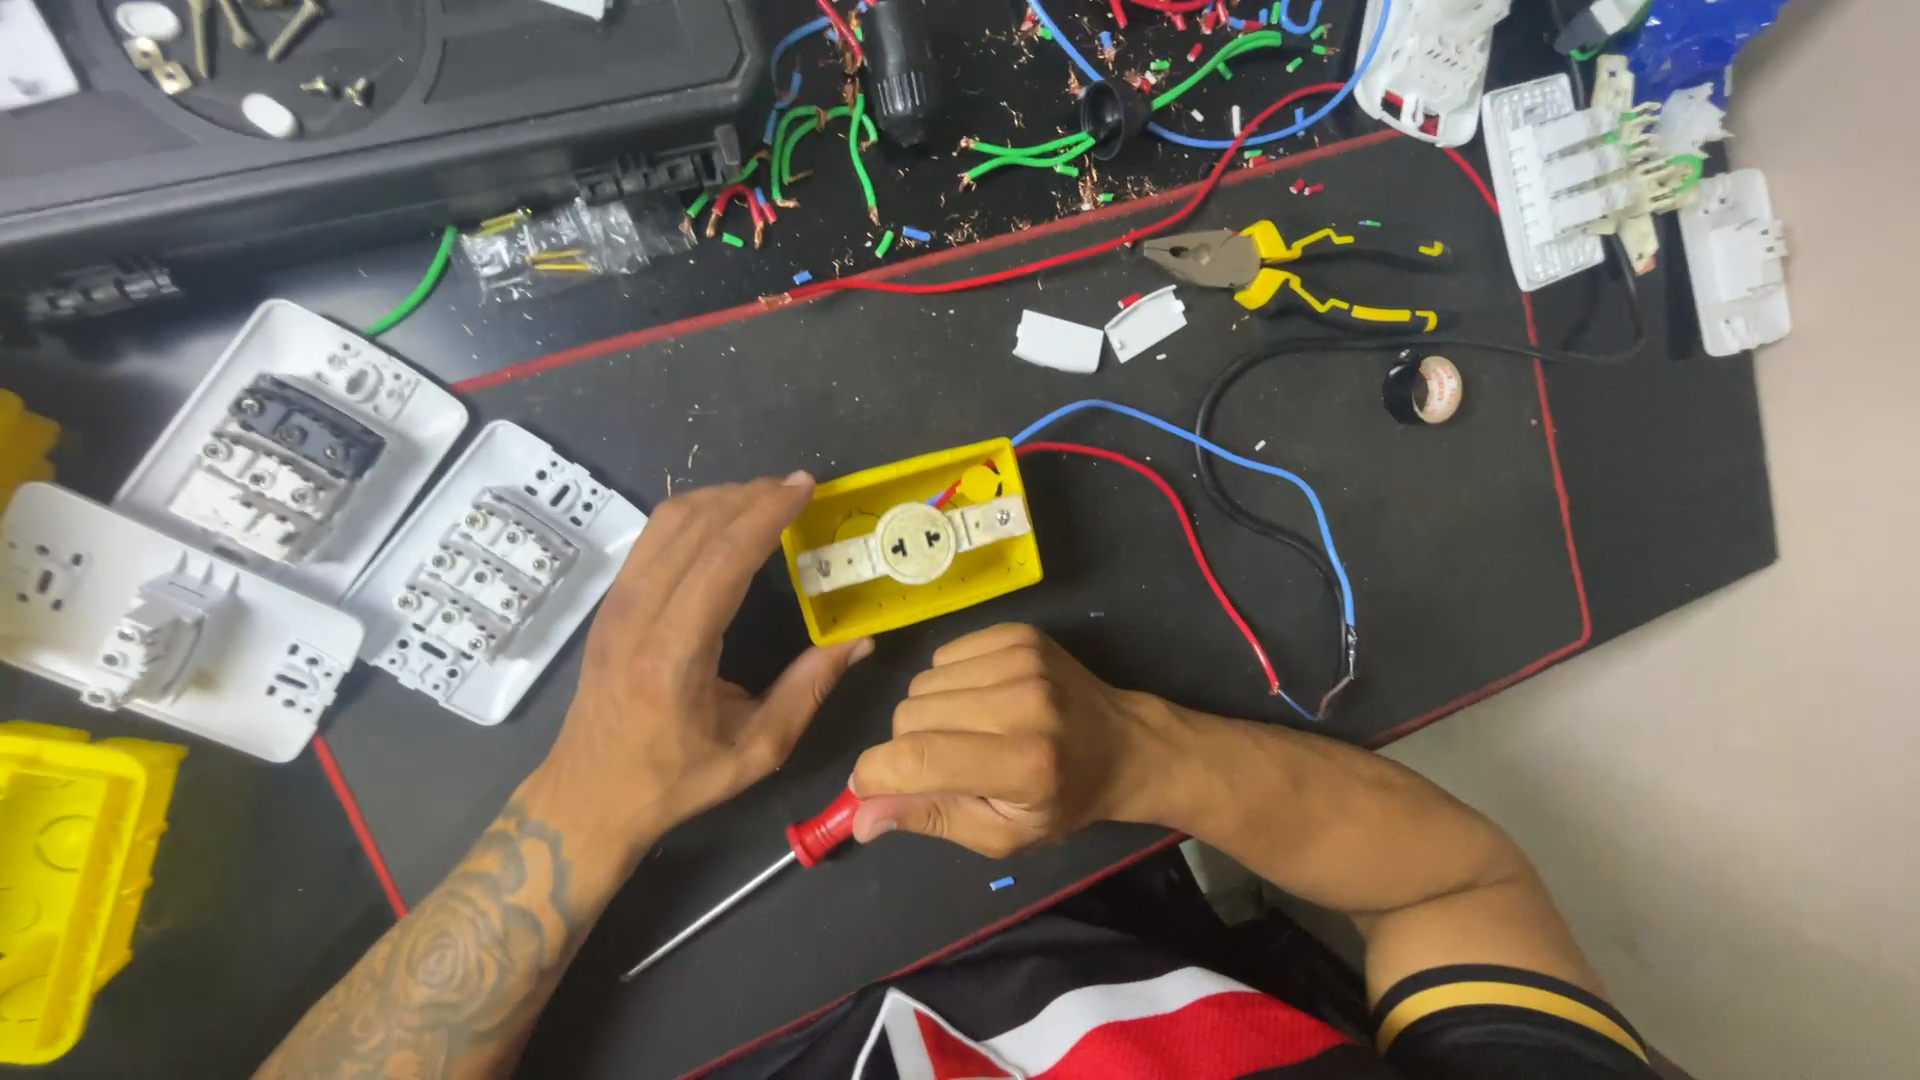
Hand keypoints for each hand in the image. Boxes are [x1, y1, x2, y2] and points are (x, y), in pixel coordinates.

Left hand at [541, 472, 871, 846]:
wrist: (588, 795)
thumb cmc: (675, 779)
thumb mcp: (756, 749)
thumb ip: (809, 689)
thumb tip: (859, 640)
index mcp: (675, 655)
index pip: (722, 560)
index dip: (766, 514)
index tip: (804, 487)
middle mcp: (638, 616)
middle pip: (694, 527)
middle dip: (751, 494)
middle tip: (798, 486)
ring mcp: (616, 604)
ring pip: (668, 522)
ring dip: (722, 497)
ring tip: (768, 496)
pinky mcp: (611, 602)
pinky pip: (653, 537)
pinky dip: (695, 513)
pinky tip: (726, 517)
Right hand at [848, 624, 1167, 856]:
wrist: (1124, 745)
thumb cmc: (1062, 800)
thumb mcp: (1003, 834)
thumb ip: (931, 819)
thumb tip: (859, 817)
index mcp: (1023, 764)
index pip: (919, 758)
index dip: (875, 774)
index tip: (866, 787)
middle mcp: (1022, 703)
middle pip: (911, 715)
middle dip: (909, 745)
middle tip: (946, 762)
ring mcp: (1022, 660)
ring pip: (923, 682)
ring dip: (931, 711)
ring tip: (970, 730)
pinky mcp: (1019, 634)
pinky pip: (944, 654)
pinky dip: (949, 680)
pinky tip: (981, 699)